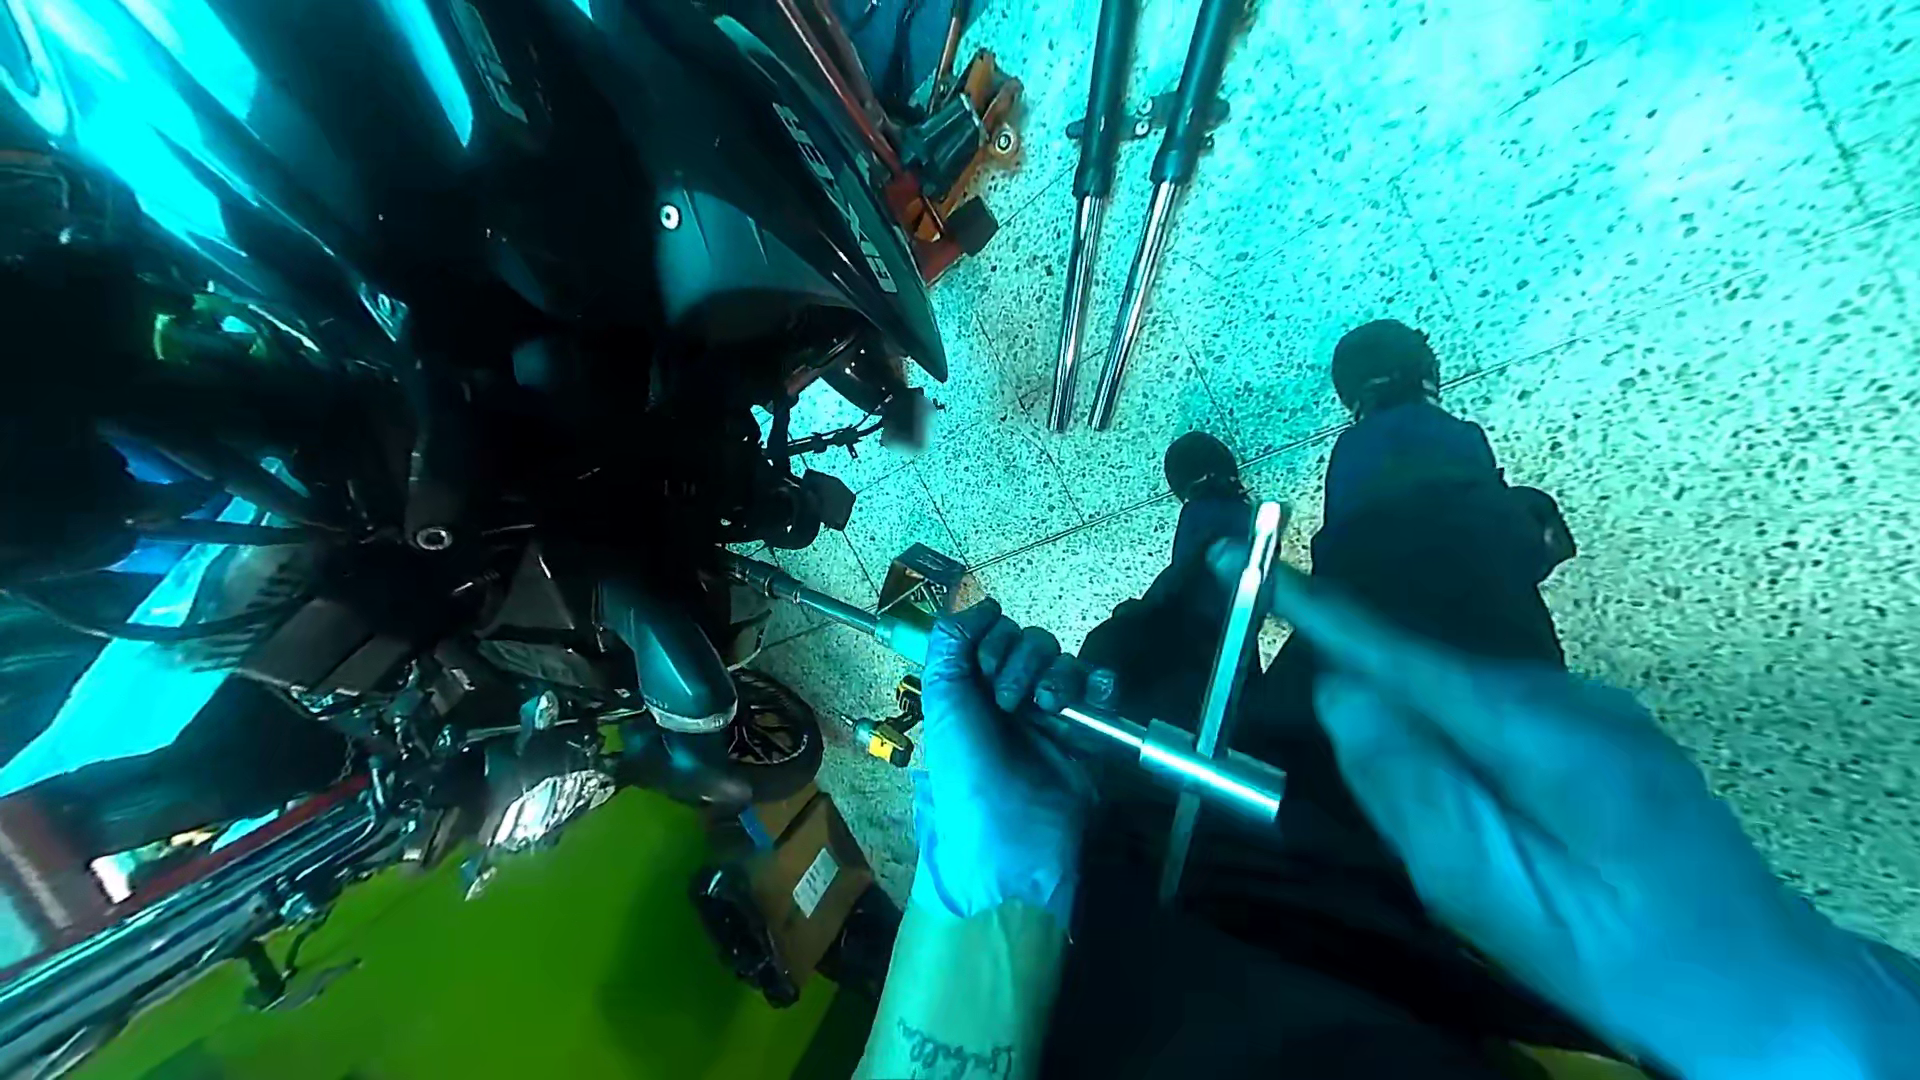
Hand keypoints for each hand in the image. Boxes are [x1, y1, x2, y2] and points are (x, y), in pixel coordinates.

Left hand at [914, 600, 1094, 924]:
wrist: (1011, 841)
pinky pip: (1100, 687)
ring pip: (1063, 659)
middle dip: (1018, 661)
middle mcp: (1011, 692)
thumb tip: (984, 605)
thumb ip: (951, 644)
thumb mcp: (943, 702)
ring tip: (1047, 710)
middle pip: (1029, 640)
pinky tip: (1090, 698)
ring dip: (1054, 675)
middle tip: (1007, 701)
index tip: (983, 667)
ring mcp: (1050, 711)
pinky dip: (1099, 684)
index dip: (991, 638)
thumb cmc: (966, 770)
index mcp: (974, 686)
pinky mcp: (1086, 730)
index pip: (993, 632)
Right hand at [1262, 565, 1918, 1079]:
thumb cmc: (1615, 956)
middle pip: (1408, 660)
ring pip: (1436, 679)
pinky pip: (1466, 696)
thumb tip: (1338, 688)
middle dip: (1355, 692)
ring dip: (1399, 722)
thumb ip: (1404, 783)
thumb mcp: (1483, 889)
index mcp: (1535, 732)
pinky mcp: (1576, 714)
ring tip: (1445, 819)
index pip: (1389, 647)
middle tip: (1379, 788)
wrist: (1774, 1000)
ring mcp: (1574, 697)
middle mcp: (1555, 691)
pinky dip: (1432, 724)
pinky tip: (1471, 794)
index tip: (1238, 557)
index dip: (1306, 603)